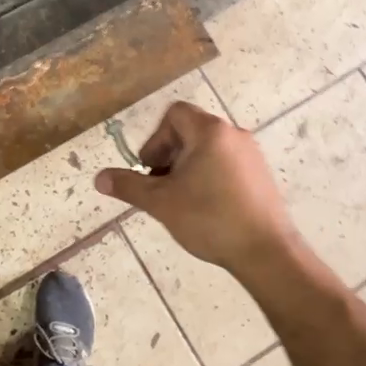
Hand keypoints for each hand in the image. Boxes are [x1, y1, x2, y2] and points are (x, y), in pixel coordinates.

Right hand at [94, 101, 305, 278]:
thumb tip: (99, 178)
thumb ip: (129, 186)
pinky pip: (227, 164)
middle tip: (162, 187)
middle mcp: (233, 134)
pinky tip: (206, 209)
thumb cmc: (209, 219)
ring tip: (182, 200)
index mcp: (210, 132)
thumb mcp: (161, 202)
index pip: (174, 114)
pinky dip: (209, 177)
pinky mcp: (261, 176)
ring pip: (208, 149)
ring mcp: (251, 155)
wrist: (266, 252)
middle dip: (169, 156)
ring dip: (188, 168)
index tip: (151, 170)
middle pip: (190, 131)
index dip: (155, 139)